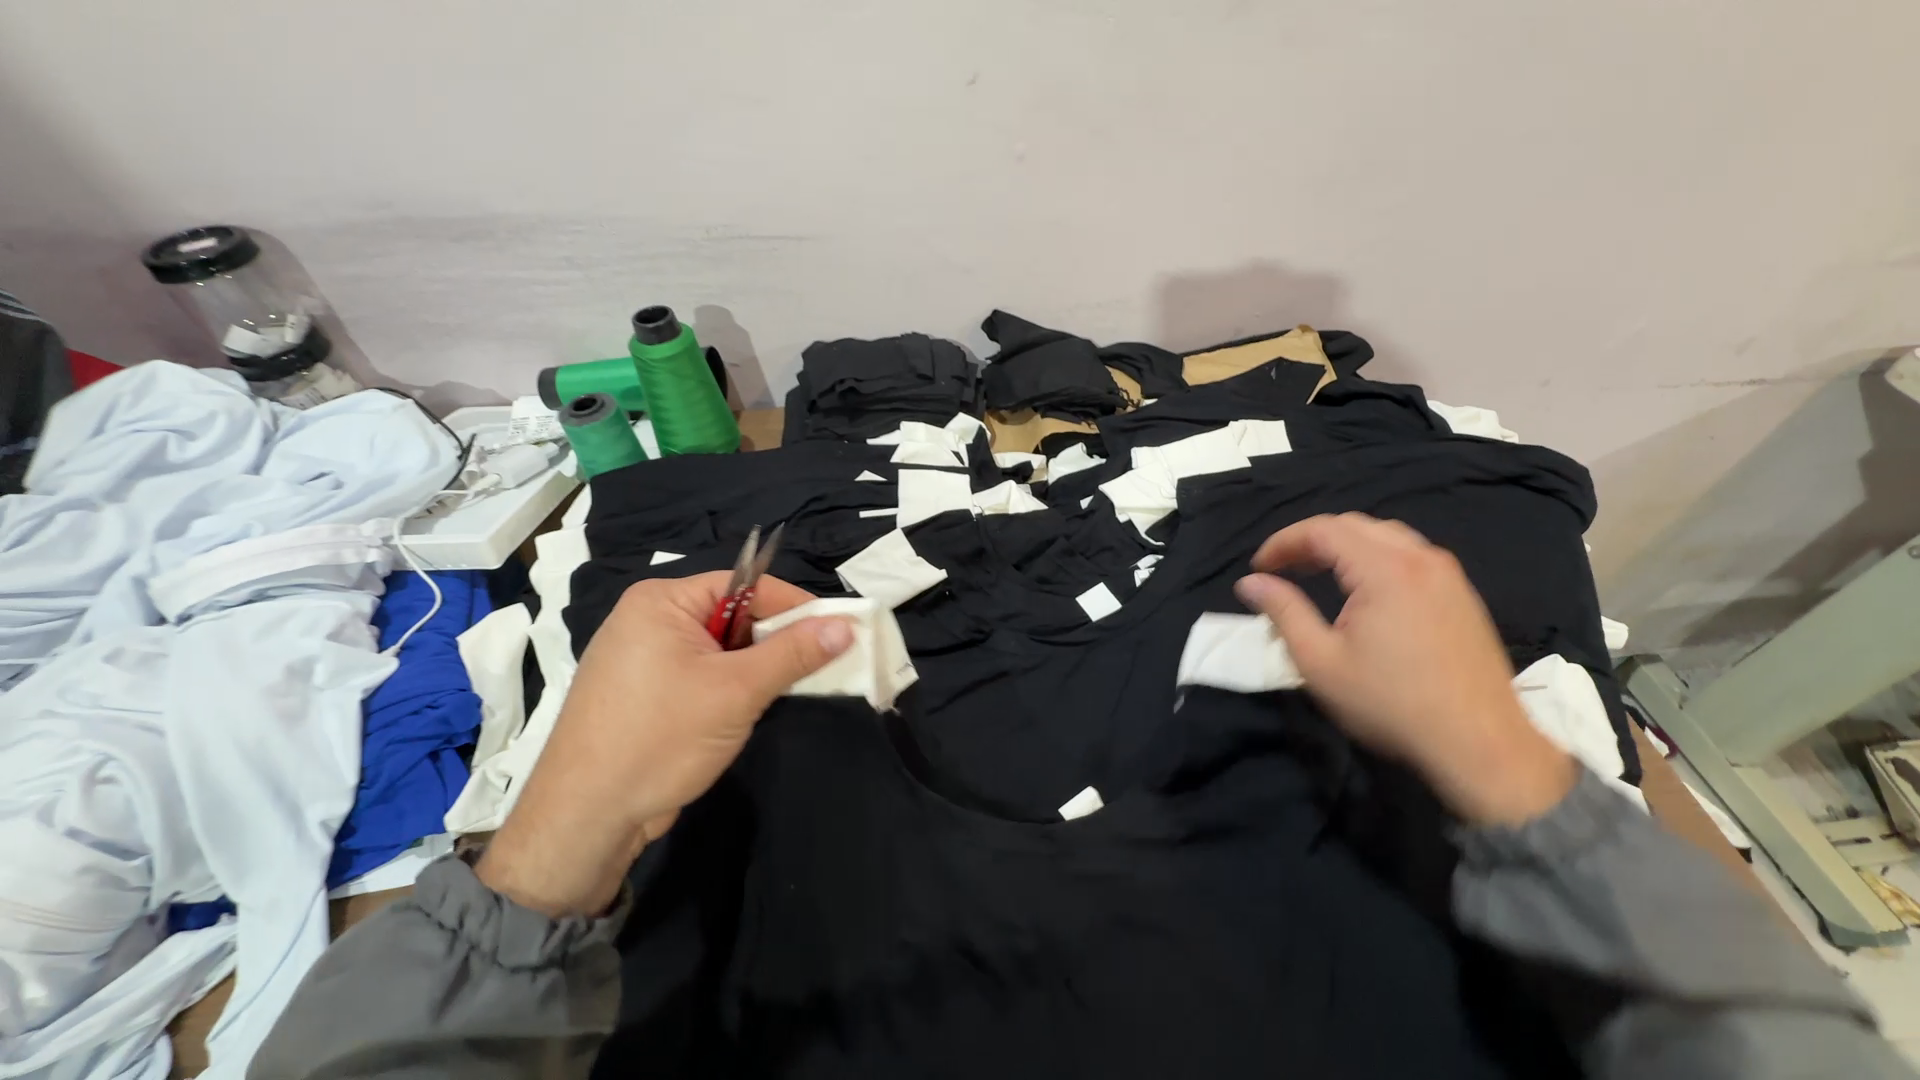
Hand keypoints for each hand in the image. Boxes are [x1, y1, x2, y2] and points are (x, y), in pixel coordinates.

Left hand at [477, 572, 851, 915]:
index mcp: (661, 601)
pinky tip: (752, 710)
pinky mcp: (645, 695)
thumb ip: (794, 654)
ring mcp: (642, 659)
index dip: (794, 605)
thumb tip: (846, 625)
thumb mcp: (737, 691)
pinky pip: (701, 674)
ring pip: (720, 649)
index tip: (839, 629)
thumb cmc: (661, 739)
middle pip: (733, 615)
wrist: (587, 816)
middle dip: (776, 640)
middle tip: (822, 663)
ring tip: (792, 689)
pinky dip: (731, 687)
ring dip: (756, 668)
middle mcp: (648, 620)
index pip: (744, 585)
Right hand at [1233, 513, 1575, 825]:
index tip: (1259, 569)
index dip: (1283, 542)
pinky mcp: (1463, 596)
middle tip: (1282, 569)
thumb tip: (1251, 583)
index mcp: (1385, 569)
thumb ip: (1283, 612)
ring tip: (1317, 574)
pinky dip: (1376, 559)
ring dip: (1345, 546)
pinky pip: (1412, 556)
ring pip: (1387, 537)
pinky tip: (1363, 591)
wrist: (1479, 743)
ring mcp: (1449, 576)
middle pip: (1355, 525)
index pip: (1323, 530)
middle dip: (1311, 540)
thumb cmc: (1390, 703)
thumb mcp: (1320, 662)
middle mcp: (1421, 559)